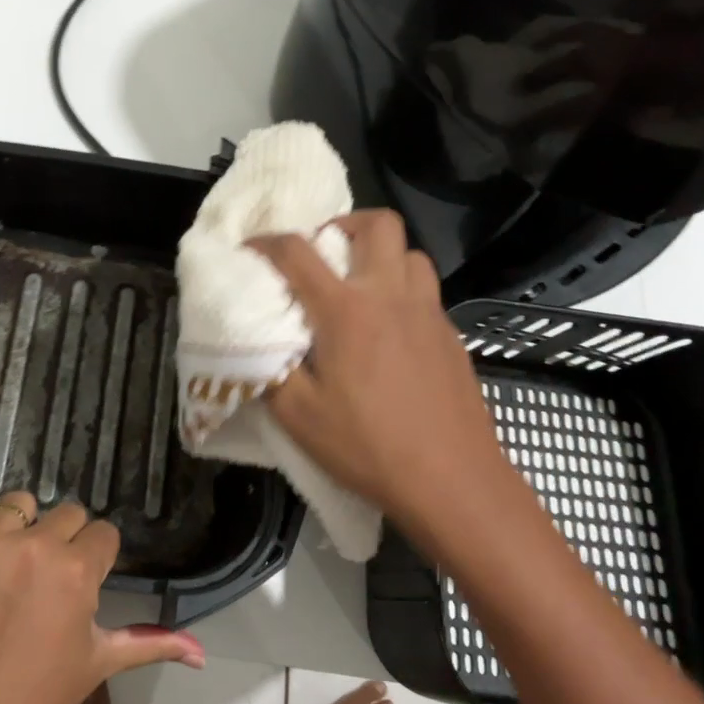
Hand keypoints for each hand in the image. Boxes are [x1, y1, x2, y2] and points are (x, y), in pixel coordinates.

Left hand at [0, 492, 204, 703]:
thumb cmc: (40, 696)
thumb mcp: (99, 664)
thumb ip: (150, 644)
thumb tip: (201, 653)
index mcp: (79, 570)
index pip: (103, 533)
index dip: (98, 556)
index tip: (85, 580)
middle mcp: (37, 546)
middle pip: (66, 514)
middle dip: (66, 539)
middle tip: (50, 576)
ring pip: (16, 504)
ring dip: (22, 524)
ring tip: (13, 558)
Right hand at [248, 210, 507, 550]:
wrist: (453, 481)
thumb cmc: (368, 447)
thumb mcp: (298, 417)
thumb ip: (270, 371)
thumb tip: (256, 346)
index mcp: (346, 311)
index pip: (298, 252)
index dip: (267, 242)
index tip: (251, 249)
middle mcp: (391, 297)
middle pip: (378, 224)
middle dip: (344, 223)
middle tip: (322, 251)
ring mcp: (428, 314)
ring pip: (410, 253)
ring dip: (381, 255)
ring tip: (358, 285)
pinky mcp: (451, 337)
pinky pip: (426, 292)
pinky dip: (403, 292)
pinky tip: (389, 331)